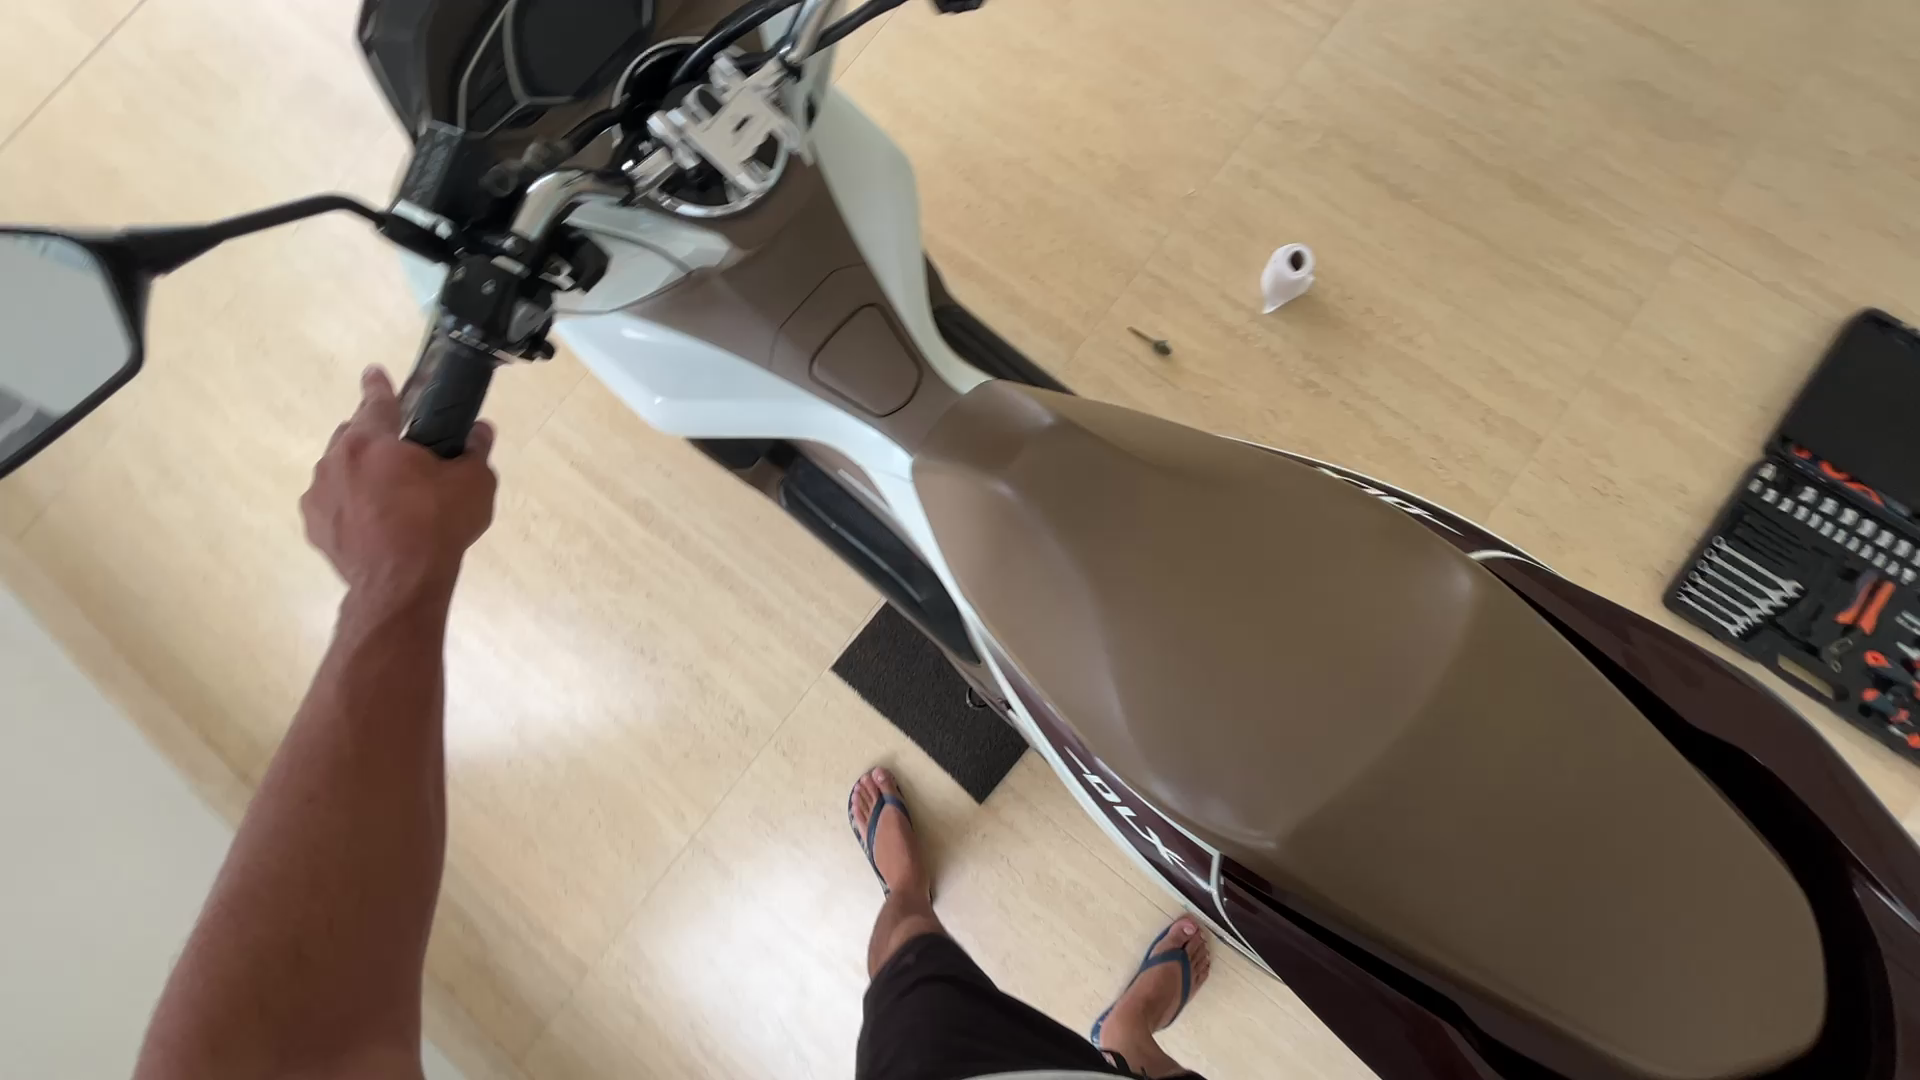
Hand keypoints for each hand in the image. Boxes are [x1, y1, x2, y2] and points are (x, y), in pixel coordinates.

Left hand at [301, 367, 497, 600]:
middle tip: (404, 456)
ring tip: (394, 498)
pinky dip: (352, 505)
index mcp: (374, 442)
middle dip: (376, 438)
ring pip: (342, 470)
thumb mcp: (475, 483)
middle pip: (354, 436)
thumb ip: (475, 451)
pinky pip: (334, 503)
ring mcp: (319, 493)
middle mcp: (337, 459)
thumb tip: (479, 430)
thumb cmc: (440, 523)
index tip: (374, 372)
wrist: (402, 580)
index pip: (376, 402)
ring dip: (364, 474)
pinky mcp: (315, 524)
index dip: (379, 386)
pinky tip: (377, 524)